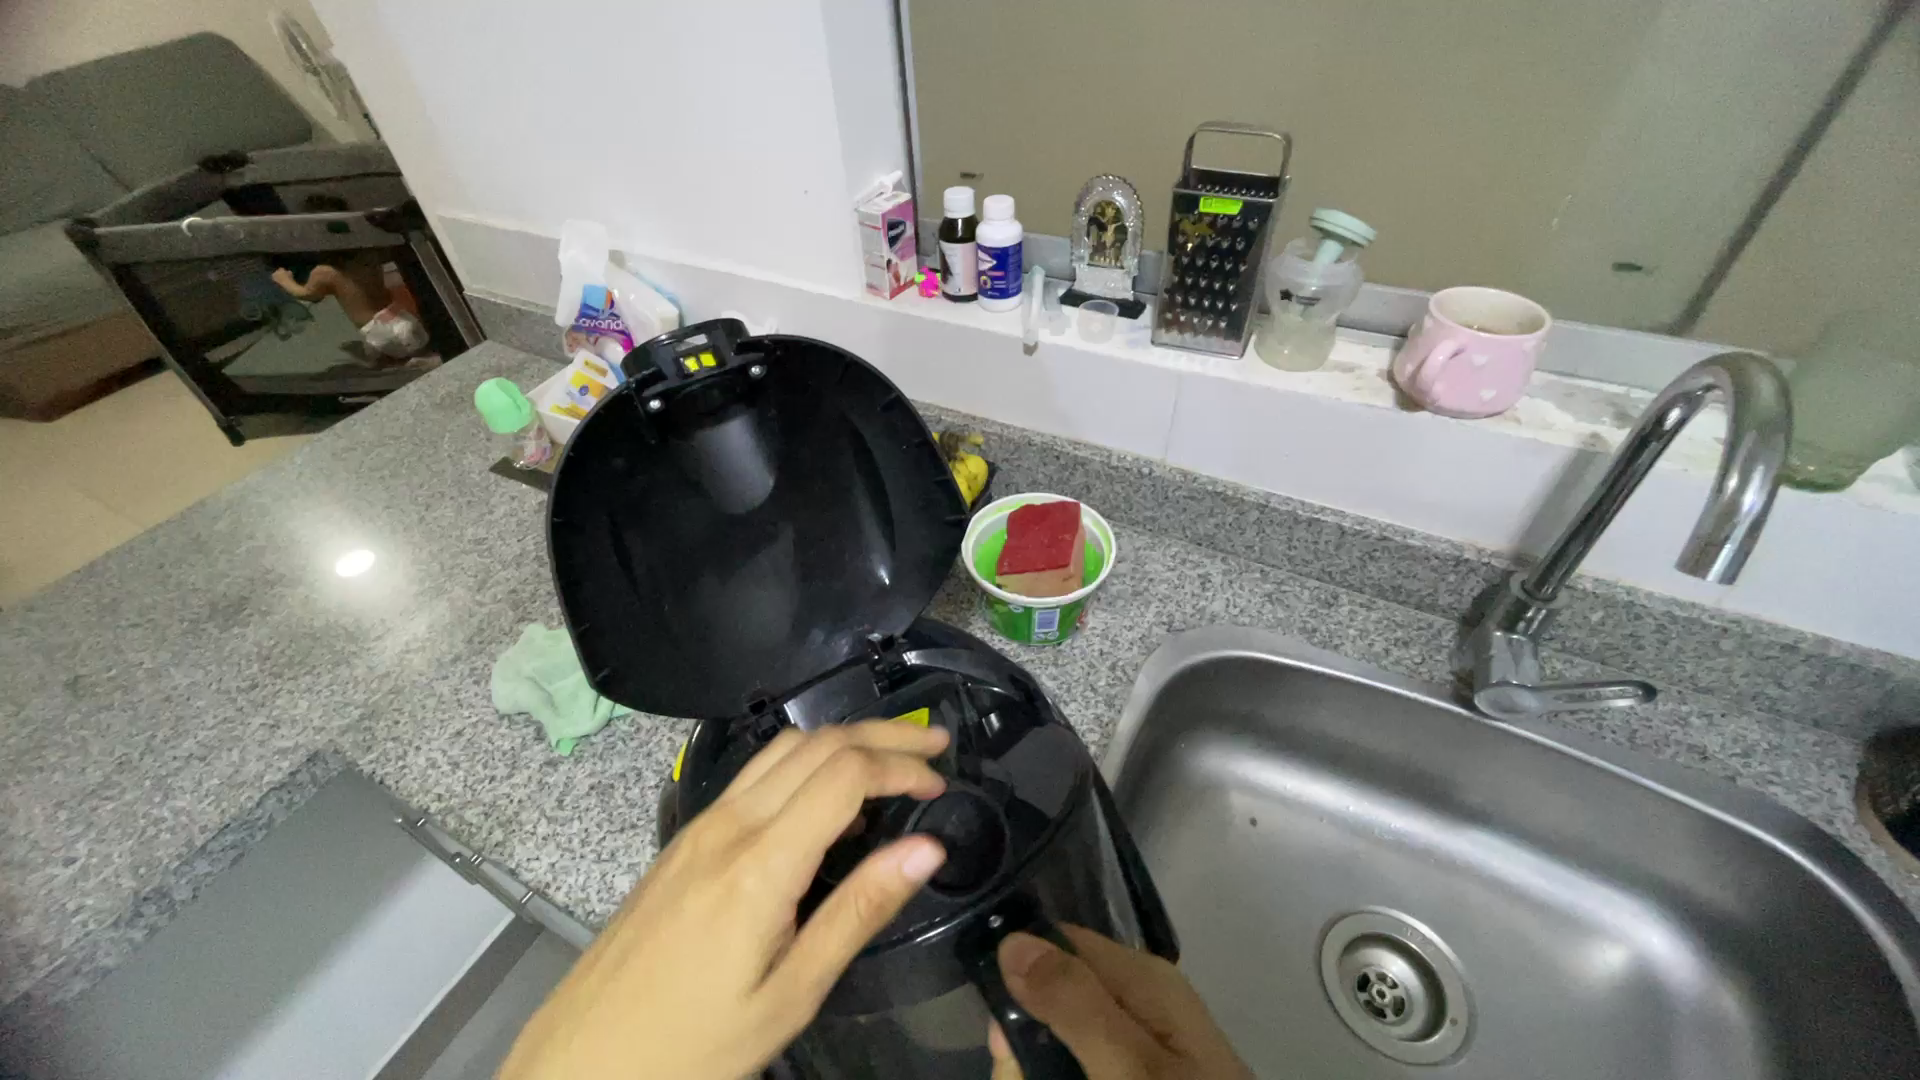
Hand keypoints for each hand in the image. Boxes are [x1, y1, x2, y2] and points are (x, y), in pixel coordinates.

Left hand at [500, 720, 951, 1079]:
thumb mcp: (790, 994)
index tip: (941, 784)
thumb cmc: (693, 1044)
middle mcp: (730, 822)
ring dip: (845, 740)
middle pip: (818, 742)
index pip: (844, 774)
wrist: (578, 1062)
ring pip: (785, 747)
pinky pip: (759, 773)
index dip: (900, 767)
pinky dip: (809, 763)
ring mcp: (703, 823)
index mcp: (760, 862)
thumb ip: (859, 911)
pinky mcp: (689, 835)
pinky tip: (829, 800)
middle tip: (934, 748)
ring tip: (892, 760)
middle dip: (883, 735)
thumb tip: (928, 849)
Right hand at [989, 926, 1253, 1079]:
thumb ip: (1073, 1003)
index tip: (1005, 1035)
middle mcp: (1138, 998)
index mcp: (1141, 977)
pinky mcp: (1139, 1070)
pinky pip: (1082, 1064)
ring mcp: (1140, 1041)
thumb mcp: (1130, 1067)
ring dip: (1040, 1072)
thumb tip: (1011, 939)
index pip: (1056, 943)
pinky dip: (1067, 1078)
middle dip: (1029, 1048)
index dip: (1019, 981)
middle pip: (1052, 998)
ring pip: (1060, 1042)